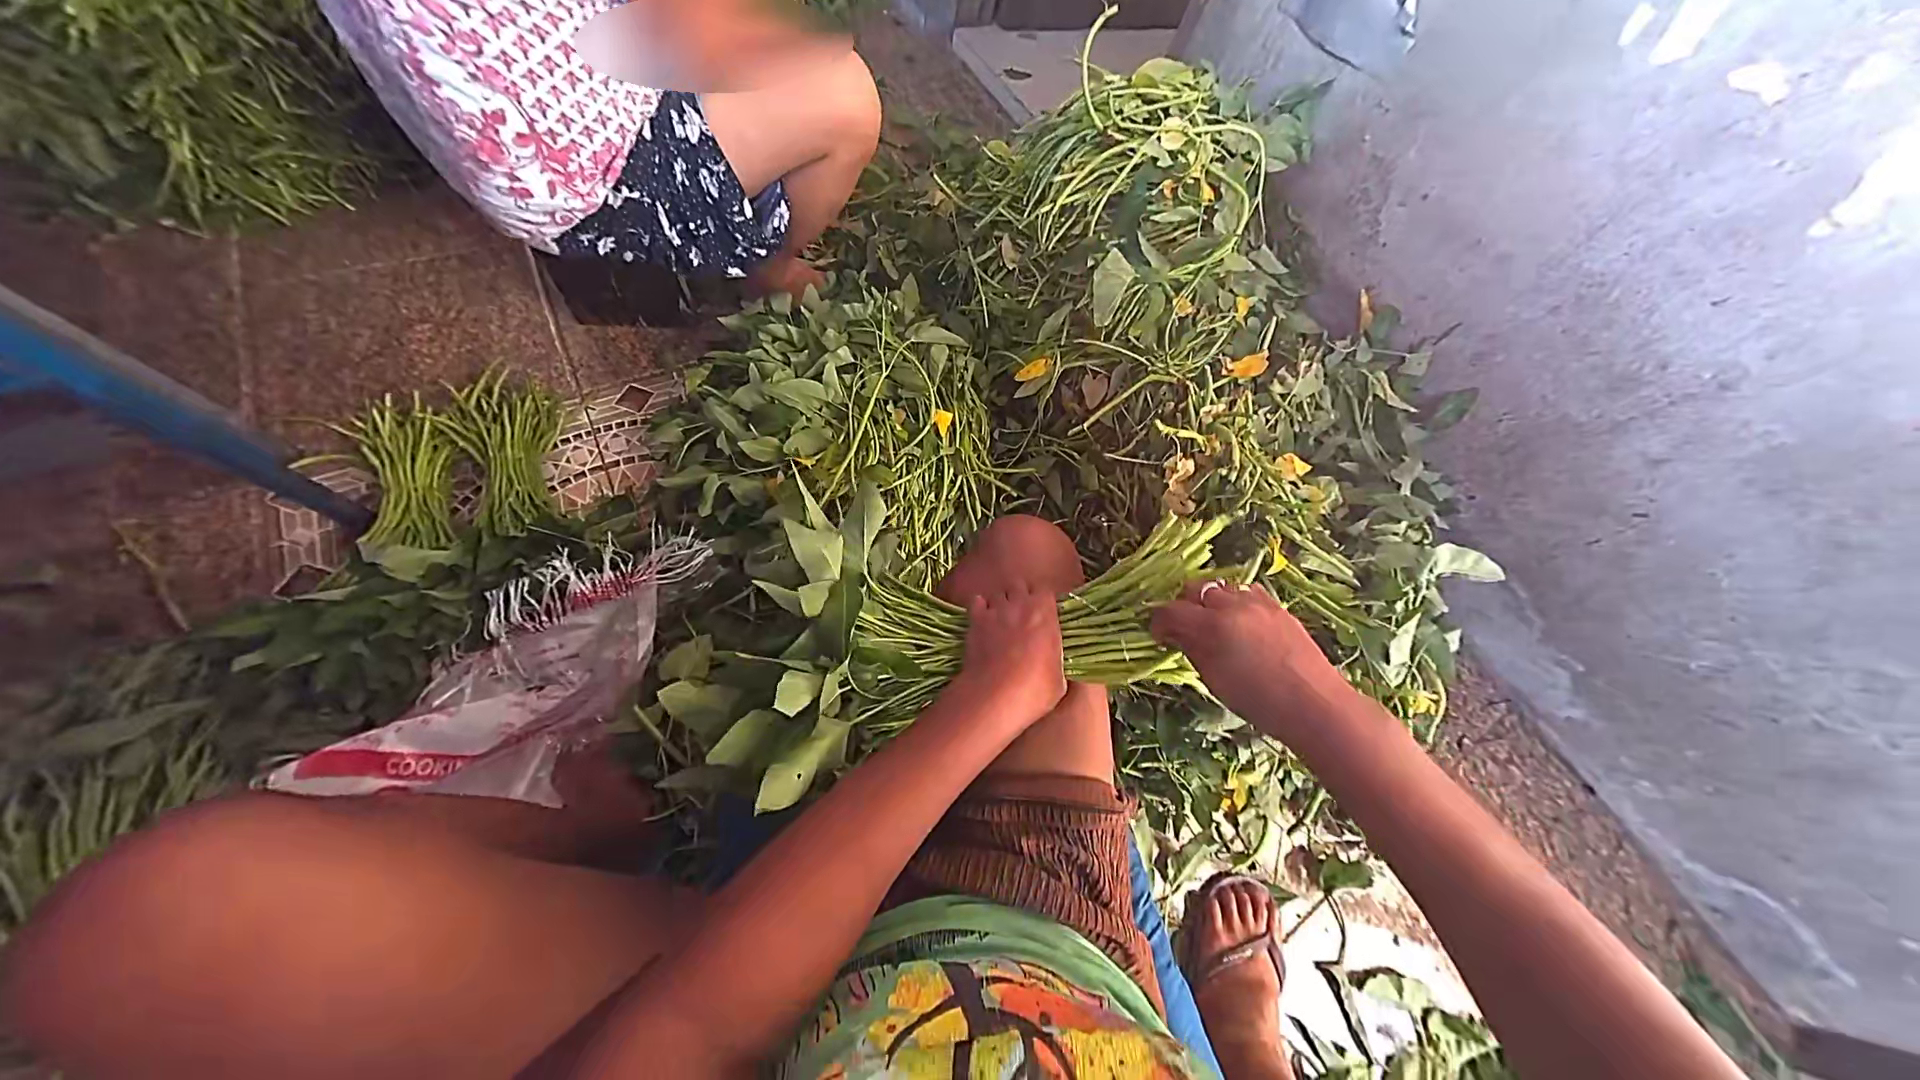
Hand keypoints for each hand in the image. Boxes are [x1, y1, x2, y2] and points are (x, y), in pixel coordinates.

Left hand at [957, 584, 1066, 724]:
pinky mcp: (975, 620)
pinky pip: (977, 602)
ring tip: (1001, 618)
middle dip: (1020, 595)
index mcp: (1045, 613)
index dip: (1042, 601)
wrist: (995, 694)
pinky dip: (980, 607)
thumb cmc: (1034, 688)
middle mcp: (1020, 604)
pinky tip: (983, 621)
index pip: (1045, 591)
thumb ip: (1055, 659)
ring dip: (1000, 602)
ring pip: (998, 593)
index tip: (1043, 613)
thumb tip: (1054, 662)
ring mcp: (996, 610)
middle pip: (1019, 585)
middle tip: (1022, 614)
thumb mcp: (1058, 678)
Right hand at [1150, 580, 1351, 746]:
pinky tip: (1238, 623)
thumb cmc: (1259, 701)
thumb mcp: (1214, 678)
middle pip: (1195, 589)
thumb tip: (1175, 635)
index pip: (1171, 611)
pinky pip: (1246, 593)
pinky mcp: (1277, 606)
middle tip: (1183, 628)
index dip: (1158, 622)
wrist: (1314, 704)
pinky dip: (1235, 602)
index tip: (1158, 636)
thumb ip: (1191, 649)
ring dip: (1210, 601)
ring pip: (1221, 587)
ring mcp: (1257, 602)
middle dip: (1184, 605)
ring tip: (1212, 624)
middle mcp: (1233, 605)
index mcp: (1212, 626)